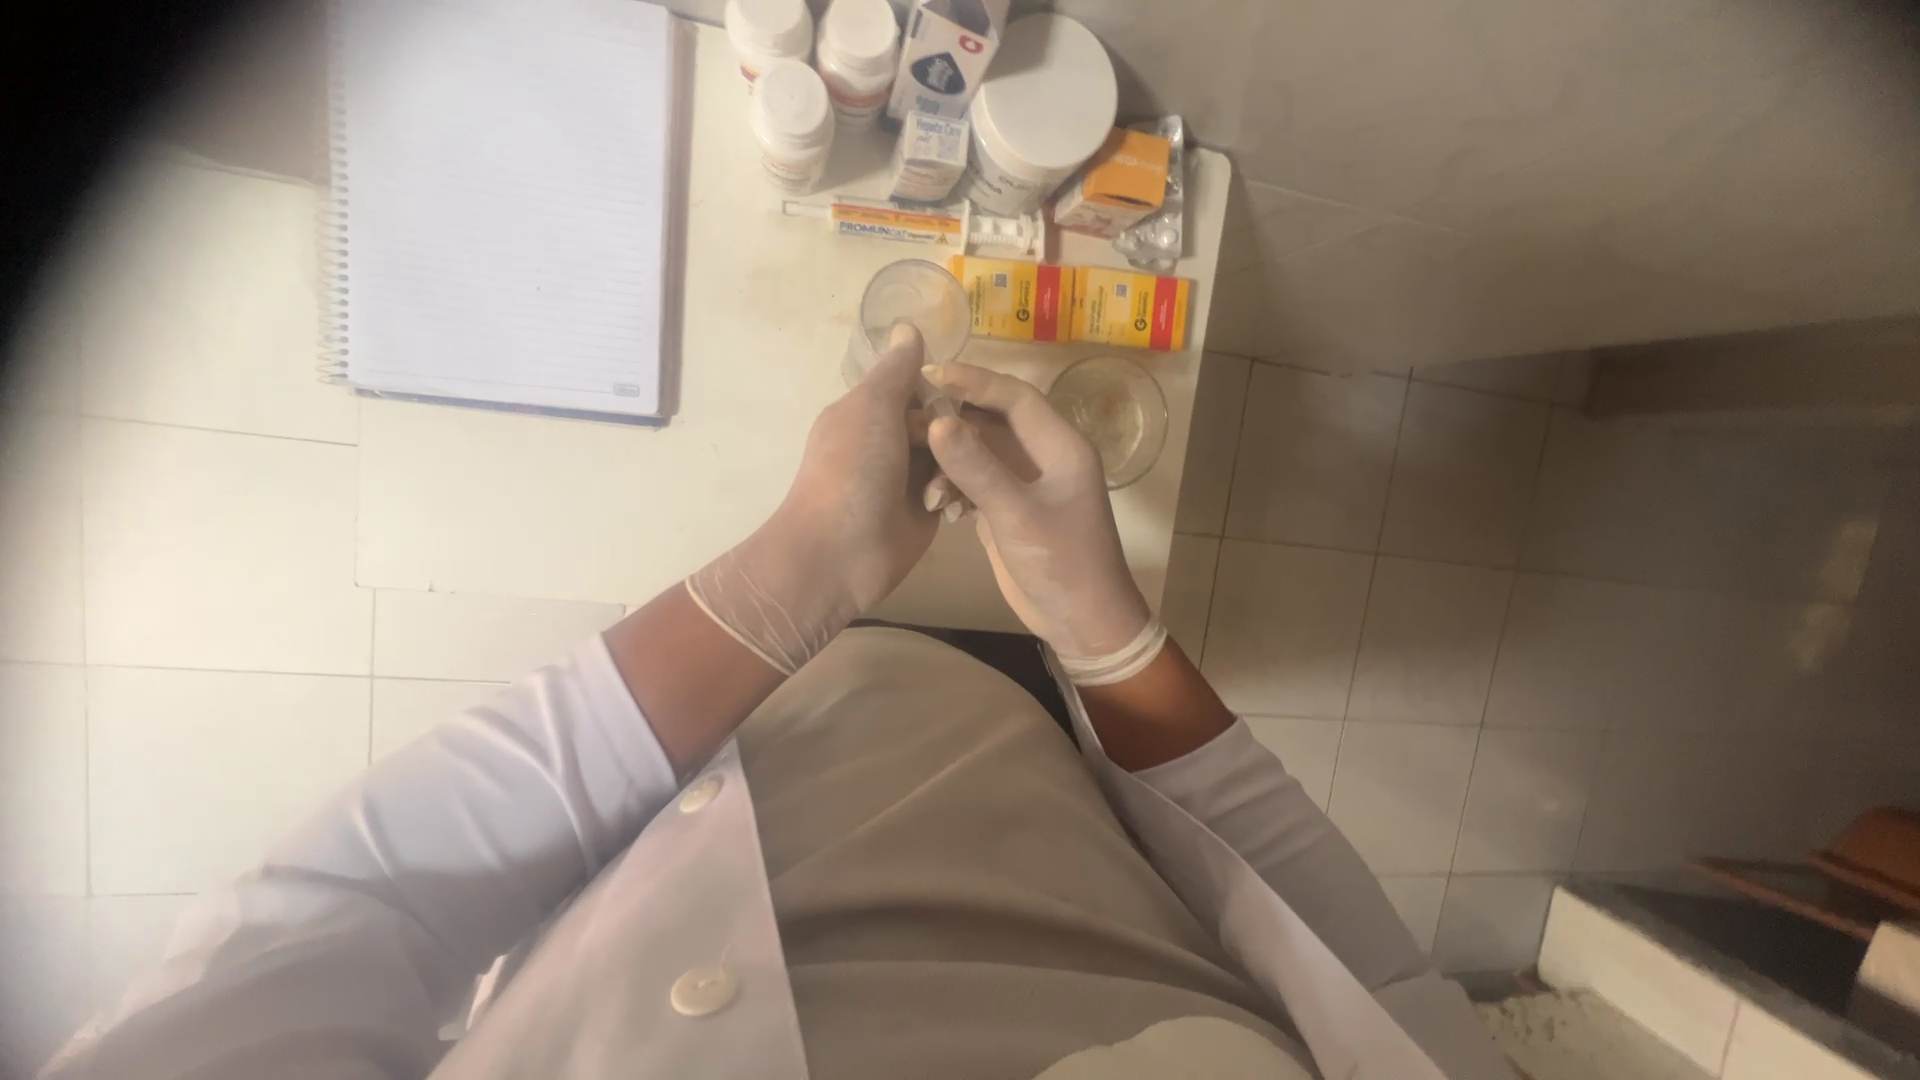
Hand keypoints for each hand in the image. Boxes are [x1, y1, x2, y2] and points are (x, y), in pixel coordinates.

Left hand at [686, 325, 938, 673]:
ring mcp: (910, 477)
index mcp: (870, 411)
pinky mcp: (928, 510)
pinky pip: (956, 487)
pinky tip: (954, 503)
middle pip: (944, 420)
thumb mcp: (871, 408)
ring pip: (956, 454)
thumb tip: (907, 325)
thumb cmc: (851, 471)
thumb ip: (896, 371)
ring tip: (944, 484)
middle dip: (956, 431)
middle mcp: (891, 441)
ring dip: (957, 466)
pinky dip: (958, 492)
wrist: (840, 553)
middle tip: (954, 448)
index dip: (943, 389)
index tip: (966, 395)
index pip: (920, 386)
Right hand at [924, 362, 1164, 684]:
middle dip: (954, 421)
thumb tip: (936, 422)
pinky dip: (955, 488)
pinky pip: (976, 482)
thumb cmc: (1061, 564)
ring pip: (980, 454)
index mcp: (1061, 447)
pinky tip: (937, 505)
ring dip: (950, 462)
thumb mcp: (1016, 515)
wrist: (1081, 621)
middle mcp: (1044, 458)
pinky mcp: (1009, 510)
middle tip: (909, 420)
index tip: (930, 375)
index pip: (1015, 398)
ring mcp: (1026, 485)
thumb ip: (977, 468)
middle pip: (994, 422)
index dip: (974, 382)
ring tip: (924, 481)